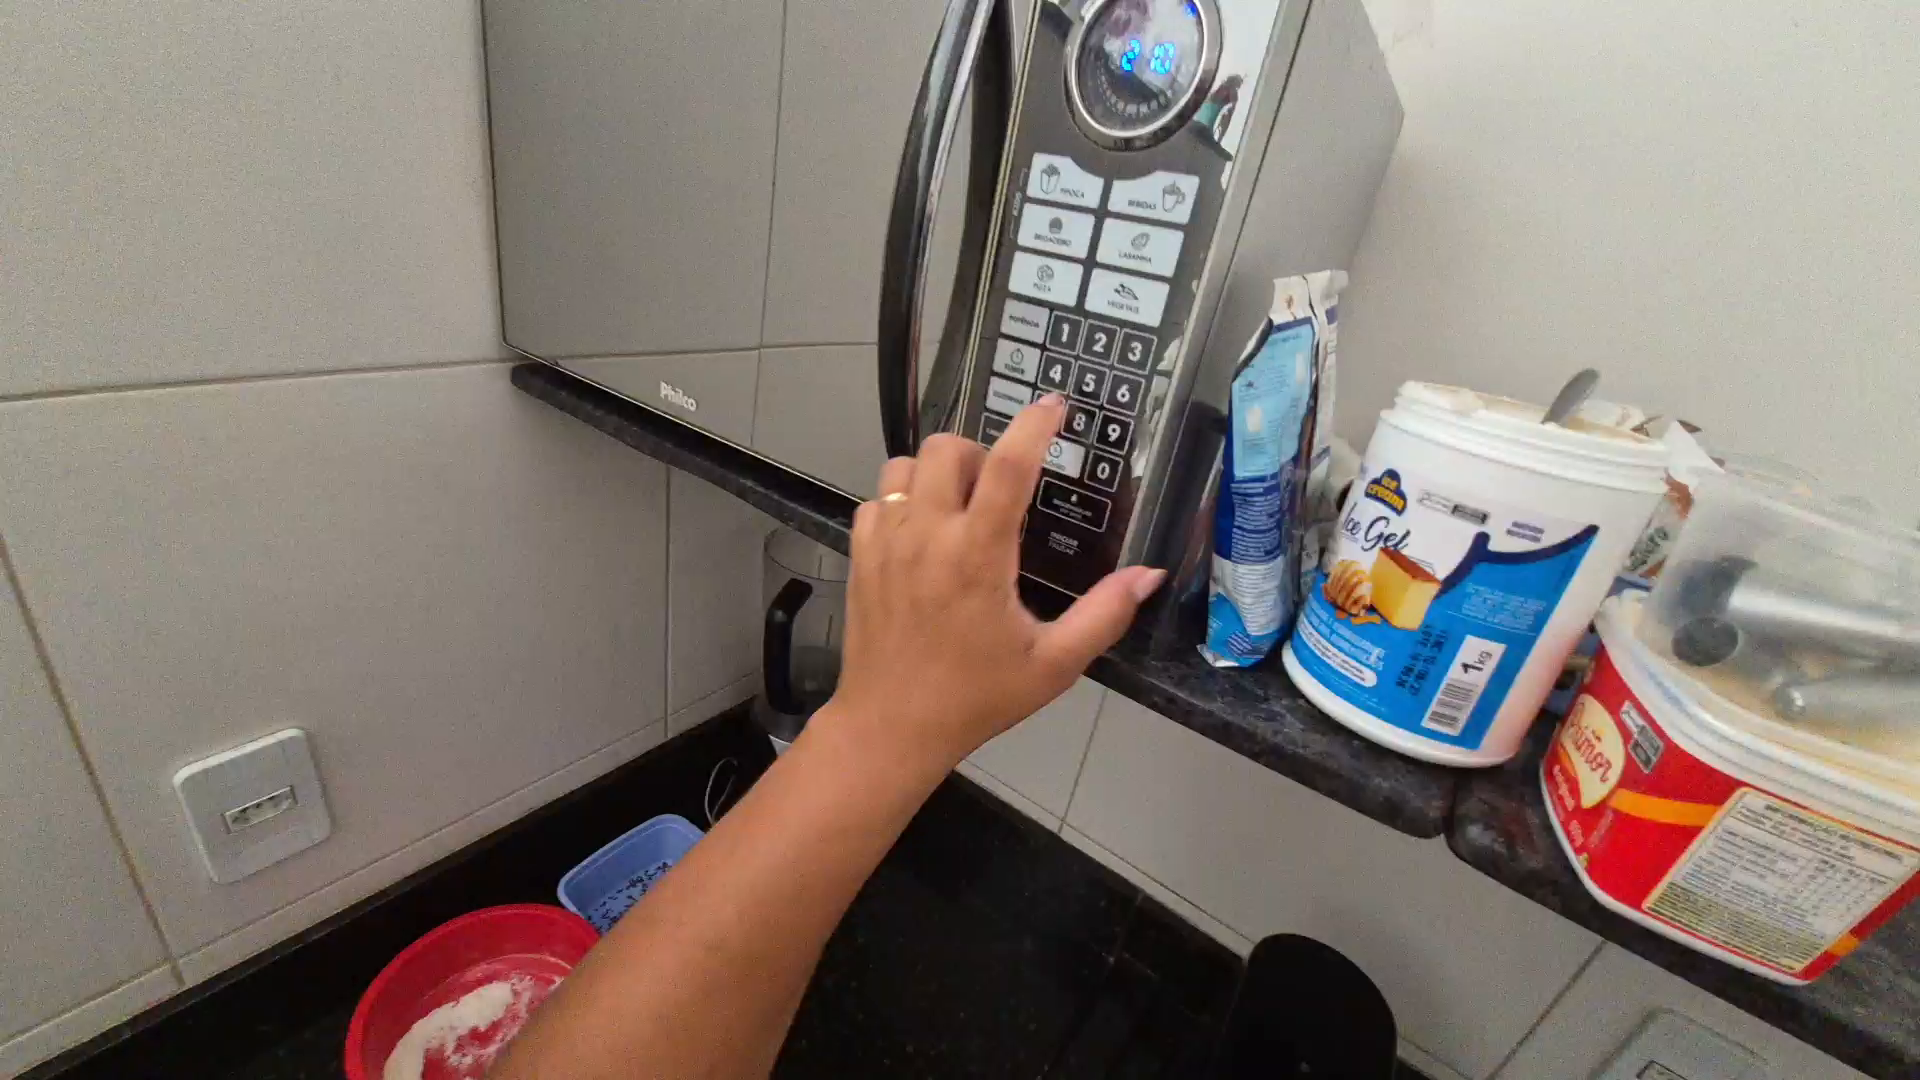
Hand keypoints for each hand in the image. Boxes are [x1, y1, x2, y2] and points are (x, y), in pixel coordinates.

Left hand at [819, 394, 1165, 772]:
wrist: (891, 727)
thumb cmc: (974, 698)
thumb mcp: (1052, 664)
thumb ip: (1104, 615)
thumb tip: (1147, 576)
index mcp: (978, 555)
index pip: (1009, 465)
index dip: (1035, 425)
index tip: (1054, 407)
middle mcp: (927, 536)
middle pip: (946, 448)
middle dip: (978, 454)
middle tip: (997, 491)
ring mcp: (885, 543)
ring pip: (903, 465)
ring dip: (935, 473)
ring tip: (956, 508)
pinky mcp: (860, 556)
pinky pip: (875, 499)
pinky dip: (899, 501)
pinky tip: (919, 535)